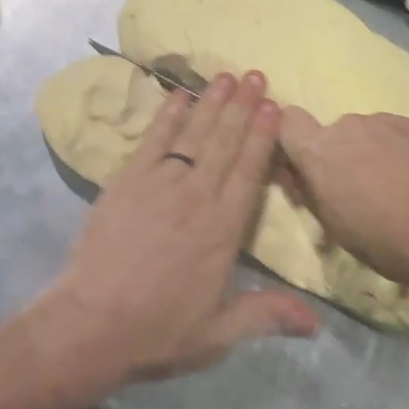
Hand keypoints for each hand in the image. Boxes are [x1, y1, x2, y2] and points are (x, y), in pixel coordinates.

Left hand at [39, 71, 319, 385]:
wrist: (92, 323)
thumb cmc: (159, 331)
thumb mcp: (220, 333)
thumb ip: (267, 315)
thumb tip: (317, 322)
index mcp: (223, 229)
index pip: (249, 171)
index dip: (263, 136)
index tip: (274, 106)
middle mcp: (197, 197)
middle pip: (225, 143)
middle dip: (243, 107)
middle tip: (256, 74)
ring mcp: (160, 184)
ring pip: (193, 134)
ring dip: (211, 102)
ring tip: (227, 75)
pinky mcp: (127, 181)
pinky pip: (153, 140)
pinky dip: (167, 115)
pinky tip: (179, 95)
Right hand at [277, 109, 408, 285]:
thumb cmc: (382, 237)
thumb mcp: (333, 225)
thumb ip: (310, 192)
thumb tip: (297, 175)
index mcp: (318, 150)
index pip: (288, 121)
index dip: (294, 138)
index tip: (304, 162)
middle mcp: (347, 125)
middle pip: (334, 134)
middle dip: (341, 156)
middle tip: (360, 191)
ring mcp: (384, 121)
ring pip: (368, 133)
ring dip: (373, 153)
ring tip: (398, 188)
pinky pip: (397, 134)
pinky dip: (402, 151)